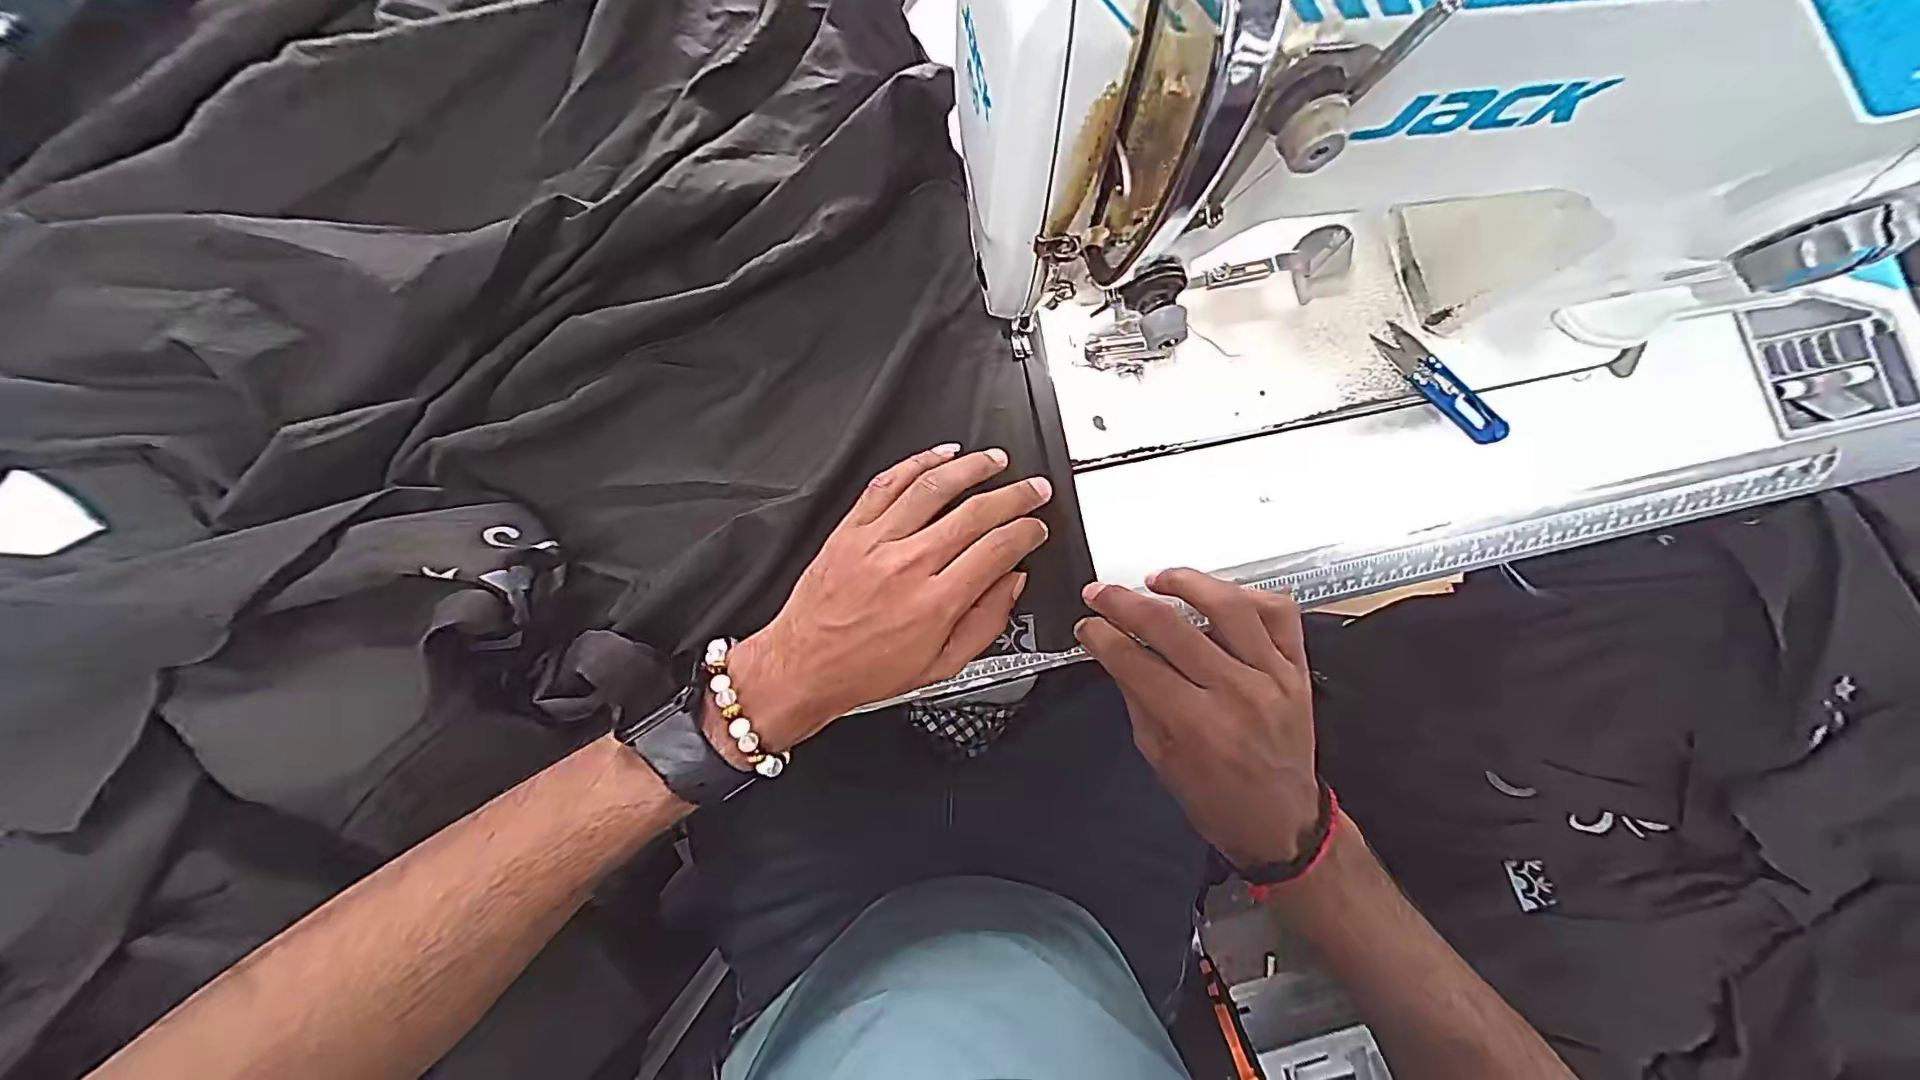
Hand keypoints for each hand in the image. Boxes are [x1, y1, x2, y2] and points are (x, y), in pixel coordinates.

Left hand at [717, 445, 1051, 755]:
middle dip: (1015, 495)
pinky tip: (939, 455)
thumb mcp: (942, 665)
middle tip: (1033, 488)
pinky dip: (917, 463)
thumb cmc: (867, 670)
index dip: (1027, 531)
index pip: (997, 549)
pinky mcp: (850, 530)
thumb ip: (986, 621)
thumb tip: (1012, 583)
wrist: (804, 666)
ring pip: (934, 488)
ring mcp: (876, 543)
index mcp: (935, 602)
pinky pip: (887, 484)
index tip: (1036, 526)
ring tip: (995, 460)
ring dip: (972, 467)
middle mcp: (908, 565)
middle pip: (975, 513)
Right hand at [1074, 569, 1318, 868]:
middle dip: (1122, 602)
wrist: (1282, 824)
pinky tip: (1219, 593)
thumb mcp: (1158, 755)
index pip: (1133, 660)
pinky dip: (1247, 593)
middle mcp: (1236, 696)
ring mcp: (1272, 678)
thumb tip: (1112, 648)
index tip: (1087, 624)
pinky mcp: (1297, 669)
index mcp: (1195, 726)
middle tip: (1101, 593)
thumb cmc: (1218, 800)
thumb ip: (1136, 696)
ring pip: (1227, 606)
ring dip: (1184, 582)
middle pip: (1169, 626)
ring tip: (1158, 579)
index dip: (1100, 635)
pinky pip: (1278, 612)